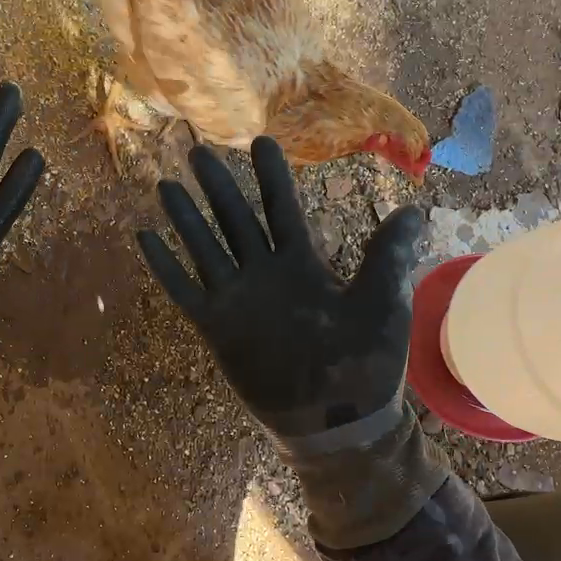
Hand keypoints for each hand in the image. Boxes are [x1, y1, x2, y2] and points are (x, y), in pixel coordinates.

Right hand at [137, 138, 445, 547]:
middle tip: (196, 150)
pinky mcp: (215, 325)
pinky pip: (183, 289)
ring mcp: (237, 297)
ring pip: (204, 246)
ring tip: (164, 185)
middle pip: (234, 218)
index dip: (270, 175)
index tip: (259, 141)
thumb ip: (388, 256)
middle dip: (217, 184)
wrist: (334, 419)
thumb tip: (416, 208)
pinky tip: (144, 238)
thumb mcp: (382, 305)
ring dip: (185, 217)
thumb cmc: (363, 363)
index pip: (281, 207)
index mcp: (303, 262)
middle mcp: (265, 272)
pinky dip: (164, 265)